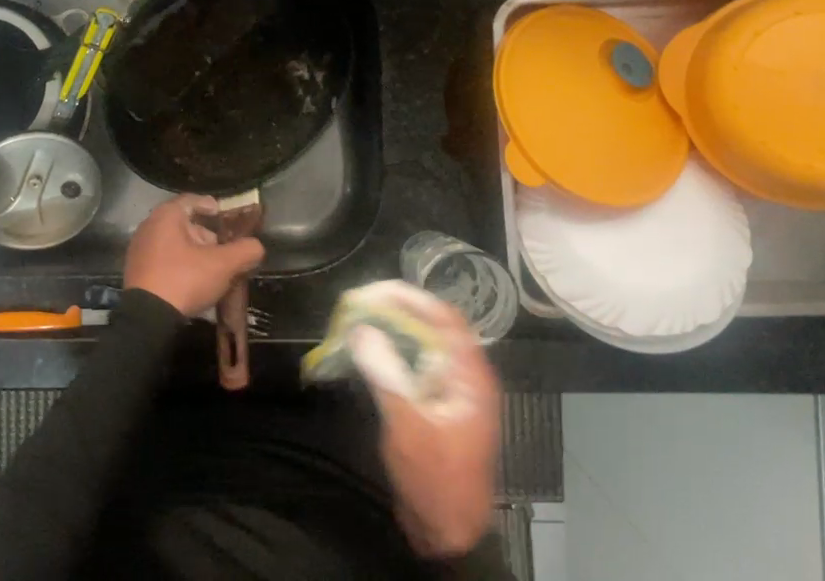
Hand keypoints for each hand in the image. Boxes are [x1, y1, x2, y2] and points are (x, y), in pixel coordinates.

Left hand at [123, 194, 263, 317]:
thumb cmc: (185, 279)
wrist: (147, 317)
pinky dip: (180, 263)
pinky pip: (164, 258)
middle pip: (184, 222)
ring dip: (194, 251)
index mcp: (167, 216)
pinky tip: (192, 280)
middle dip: (207, 234)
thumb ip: (245, 251)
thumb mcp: (223, 265)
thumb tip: (257, 246)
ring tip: (212, 268)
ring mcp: (140, 248)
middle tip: (223, 250)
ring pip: (174, 242)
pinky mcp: (136, 269)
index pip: (193, 200)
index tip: (226, 217)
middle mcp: (149, 226)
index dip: (213, 206)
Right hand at [351, 286, 501, 559]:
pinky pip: (414, 367)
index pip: (443, 317)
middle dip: (394, 311)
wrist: (449, 532)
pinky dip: (391, 355)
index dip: (408, 297)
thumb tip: (362, 329)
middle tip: (355, 306)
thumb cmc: (436, 478)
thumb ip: (386, 373)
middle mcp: (465, 376)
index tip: (370, 292)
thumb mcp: (408, 424)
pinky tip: (365, 355)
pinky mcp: (436, 406)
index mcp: (470, 374)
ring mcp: (452, 392)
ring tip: (355, 323)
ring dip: (390, 332)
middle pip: (432, 327)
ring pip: (421, 346)